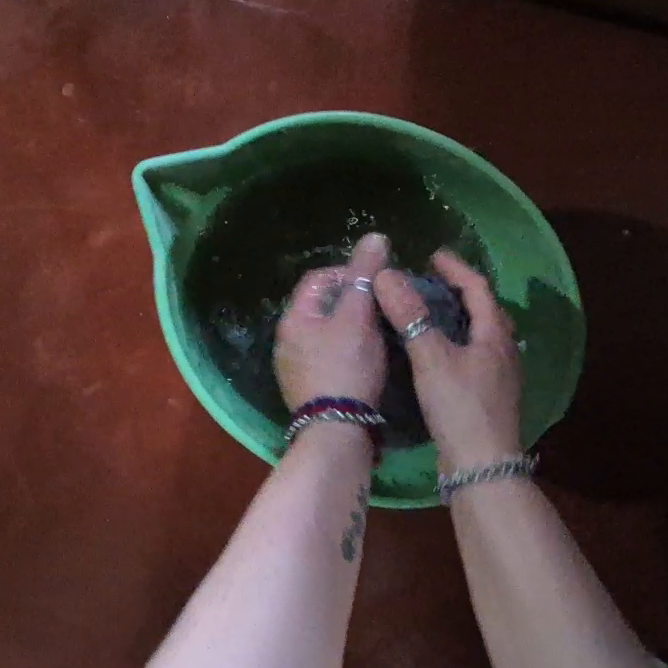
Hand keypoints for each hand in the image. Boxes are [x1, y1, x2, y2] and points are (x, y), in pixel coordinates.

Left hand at [274, 232, 390, 408]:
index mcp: (293, 319)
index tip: (376, 283)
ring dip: (351, 329)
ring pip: (326, 335)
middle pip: (321, 307)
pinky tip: (368, 361)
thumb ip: (365, 275)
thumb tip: (375, 236)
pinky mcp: (308, 391)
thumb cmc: (346, 367)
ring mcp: (294, 368)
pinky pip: (328, 359)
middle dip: (352, 302)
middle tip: (381, 309)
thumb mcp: (359, 316)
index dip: (349, 273)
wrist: (337, 431)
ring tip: (379, 333)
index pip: (318, 278)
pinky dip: (347, 353)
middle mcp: (286, 341)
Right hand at [375, 250, 521, 469]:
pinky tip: (438, 357)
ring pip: (481, 337)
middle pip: (486, 312)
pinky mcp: (489, 400)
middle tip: (433, 284)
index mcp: (494, 336)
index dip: (457, 269)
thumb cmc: (460, 407)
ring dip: (459, 320)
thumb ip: (410, 316)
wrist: (482, 467)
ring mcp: (500, 378)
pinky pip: (474, 359)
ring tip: (432, 316)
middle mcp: (504, 353)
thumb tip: (387, 274)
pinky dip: (456, 346)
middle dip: (461, 293)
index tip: (434, 255)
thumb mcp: (431, 357)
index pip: (479, 289)